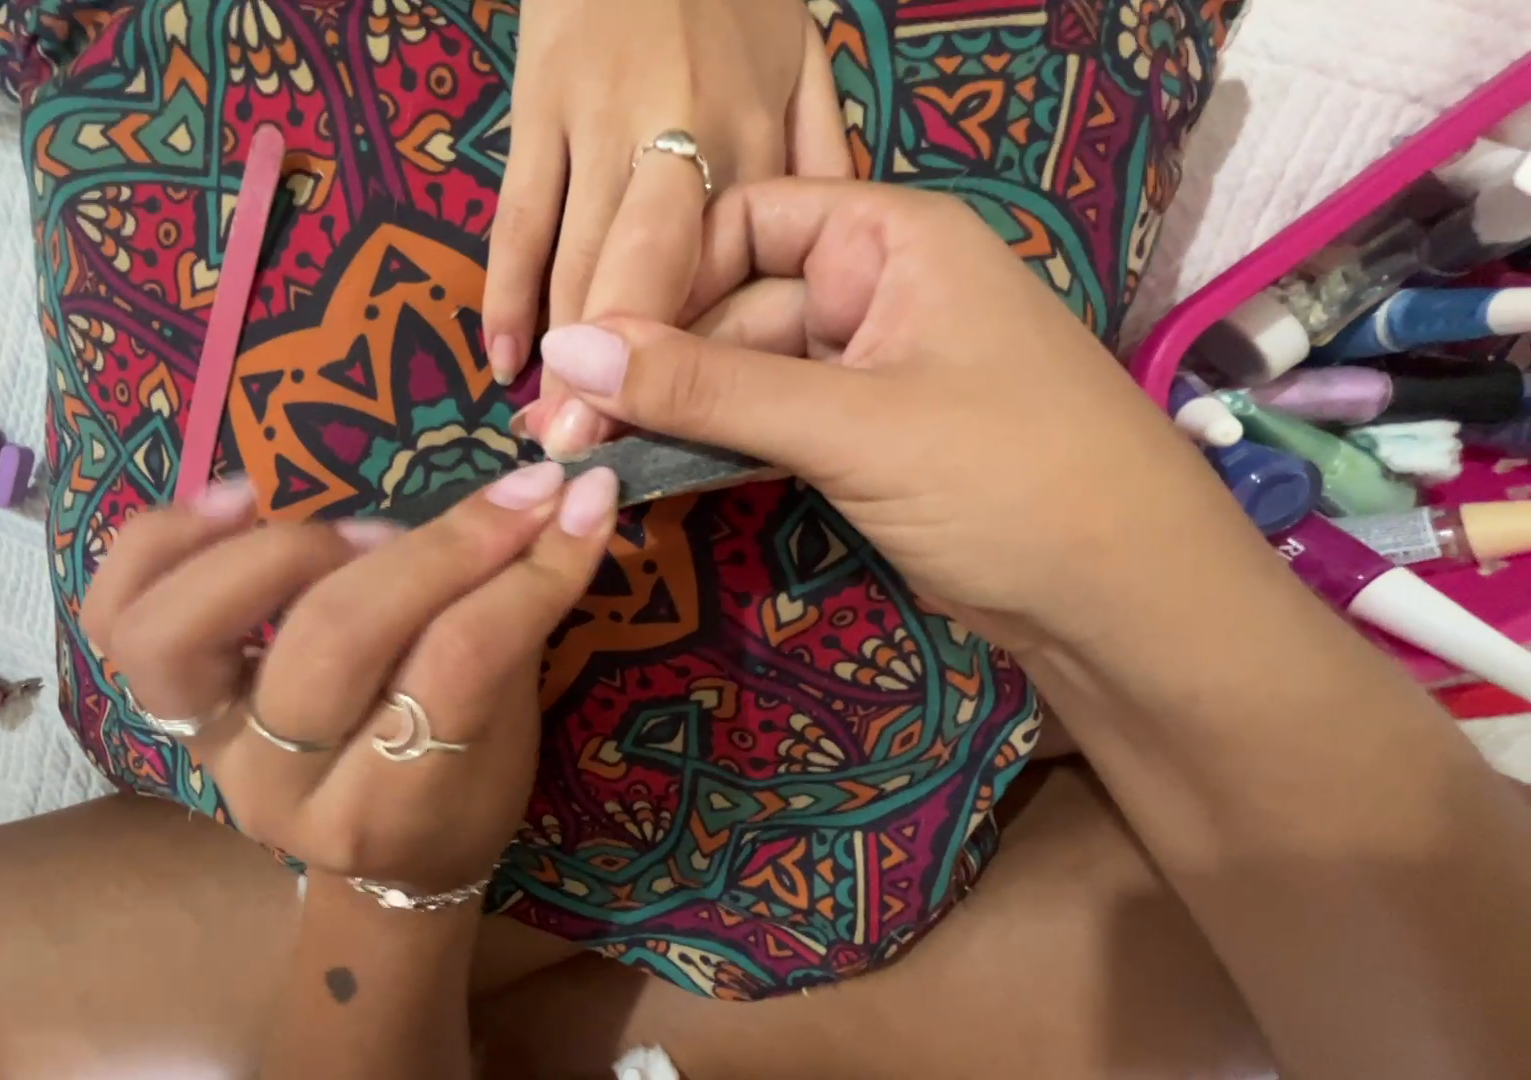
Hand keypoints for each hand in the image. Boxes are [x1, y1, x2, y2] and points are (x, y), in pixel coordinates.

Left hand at [82, 464, 617, 893]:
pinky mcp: (166, 706)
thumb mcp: (512, 723)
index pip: (461, 667)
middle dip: (435, 548)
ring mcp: (208, 746)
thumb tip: (569, 499)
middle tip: (504, 502)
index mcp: (393, 814)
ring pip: (186, 633)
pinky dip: (168, 539)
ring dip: (283, 549)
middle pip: (336, 640)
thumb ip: (521, 616)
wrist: (382, 848)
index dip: (527, 571)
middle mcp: (282, 790)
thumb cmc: (462, 786)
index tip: (578, 500)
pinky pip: (121, 612)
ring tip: (360, 528)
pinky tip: (242, 497)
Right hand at [482, 0, 849, 461]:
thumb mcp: (812, 65)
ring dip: (565, 350)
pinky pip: (519, 212)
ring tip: (550, 425)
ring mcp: (604, 117)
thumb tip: (824, 250)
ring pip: (583, 256)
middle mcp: (686, 131)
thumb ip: (816, 161)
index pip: (726, 272)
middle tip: (594, 451)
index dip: (694, 355)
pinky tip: (500, 354)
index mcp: (763, 131)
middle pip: (652, 281)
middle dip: (620, 375)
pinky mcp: (539, 102)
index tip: (674, 426)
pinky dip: (505, 286)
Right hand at [534, 178, 1266, 652]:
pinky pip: (757, 425)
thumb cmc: (1007, 478)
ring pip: (735, 376)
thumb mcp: (848, 422)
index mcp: (889, 238)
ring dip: (670, 416)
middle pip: (727, 309)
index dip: (660, 276)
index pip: (741, 221)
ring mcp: (856, 370)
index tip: (583, 345)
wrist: (1117, 604)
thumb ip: (706, 387)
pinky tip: (647, 476)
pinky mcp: (848, 438)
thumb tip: (568, 353)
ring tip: (587, 457)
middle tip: (563, 431)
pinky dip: (708, 449)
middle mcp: (868, 289)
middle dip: (651, 369)